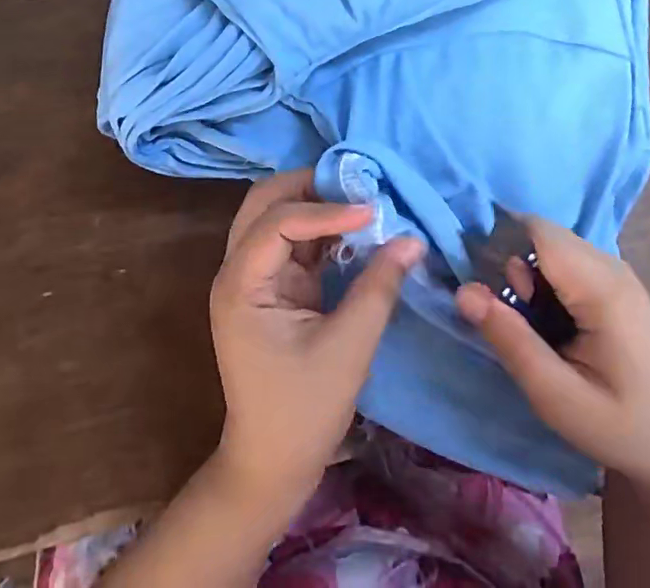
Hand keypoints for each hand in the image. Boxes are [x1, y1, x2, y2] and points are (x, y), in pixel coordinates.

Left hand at [210, 169, 424, 500]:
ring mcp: (253, 277)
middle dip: (310, 188)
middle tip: (359, 188)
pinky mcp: (272, 287)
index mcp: (241, 284)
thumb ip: (378, 287)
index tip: (372, 213)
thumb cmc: (304, 409)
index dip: (325, 210)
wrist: (272, 461)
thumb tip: (411, 238)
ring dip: (317, 204)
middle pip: (264, 203)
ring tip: (362, 202)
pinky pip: (294, 241)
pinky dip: (323, 230)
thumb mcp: (348, 347)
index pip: (277, 222)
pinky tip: (355, 231)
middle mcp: (238, 271)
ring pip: (276, 216)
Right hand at [454, 215, 649, 485]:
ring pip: (552, 246)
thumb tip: (464, 291)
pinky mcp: (616, 286)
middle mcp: (614, 268)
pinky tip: (550, 322)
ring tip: (532, 323)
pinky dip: (544, 281)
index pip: (539, 232)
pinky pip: (567, 261)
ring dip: (528, 274)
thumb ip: (509, 338)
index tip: (488, 291)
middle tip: (513, 315)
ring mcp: (618, 274)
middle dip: (514, 264)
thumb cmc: (616, 427)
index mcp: (604, 289)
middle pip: (544, 235)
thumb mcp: (554, 394)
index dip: (502, 247)